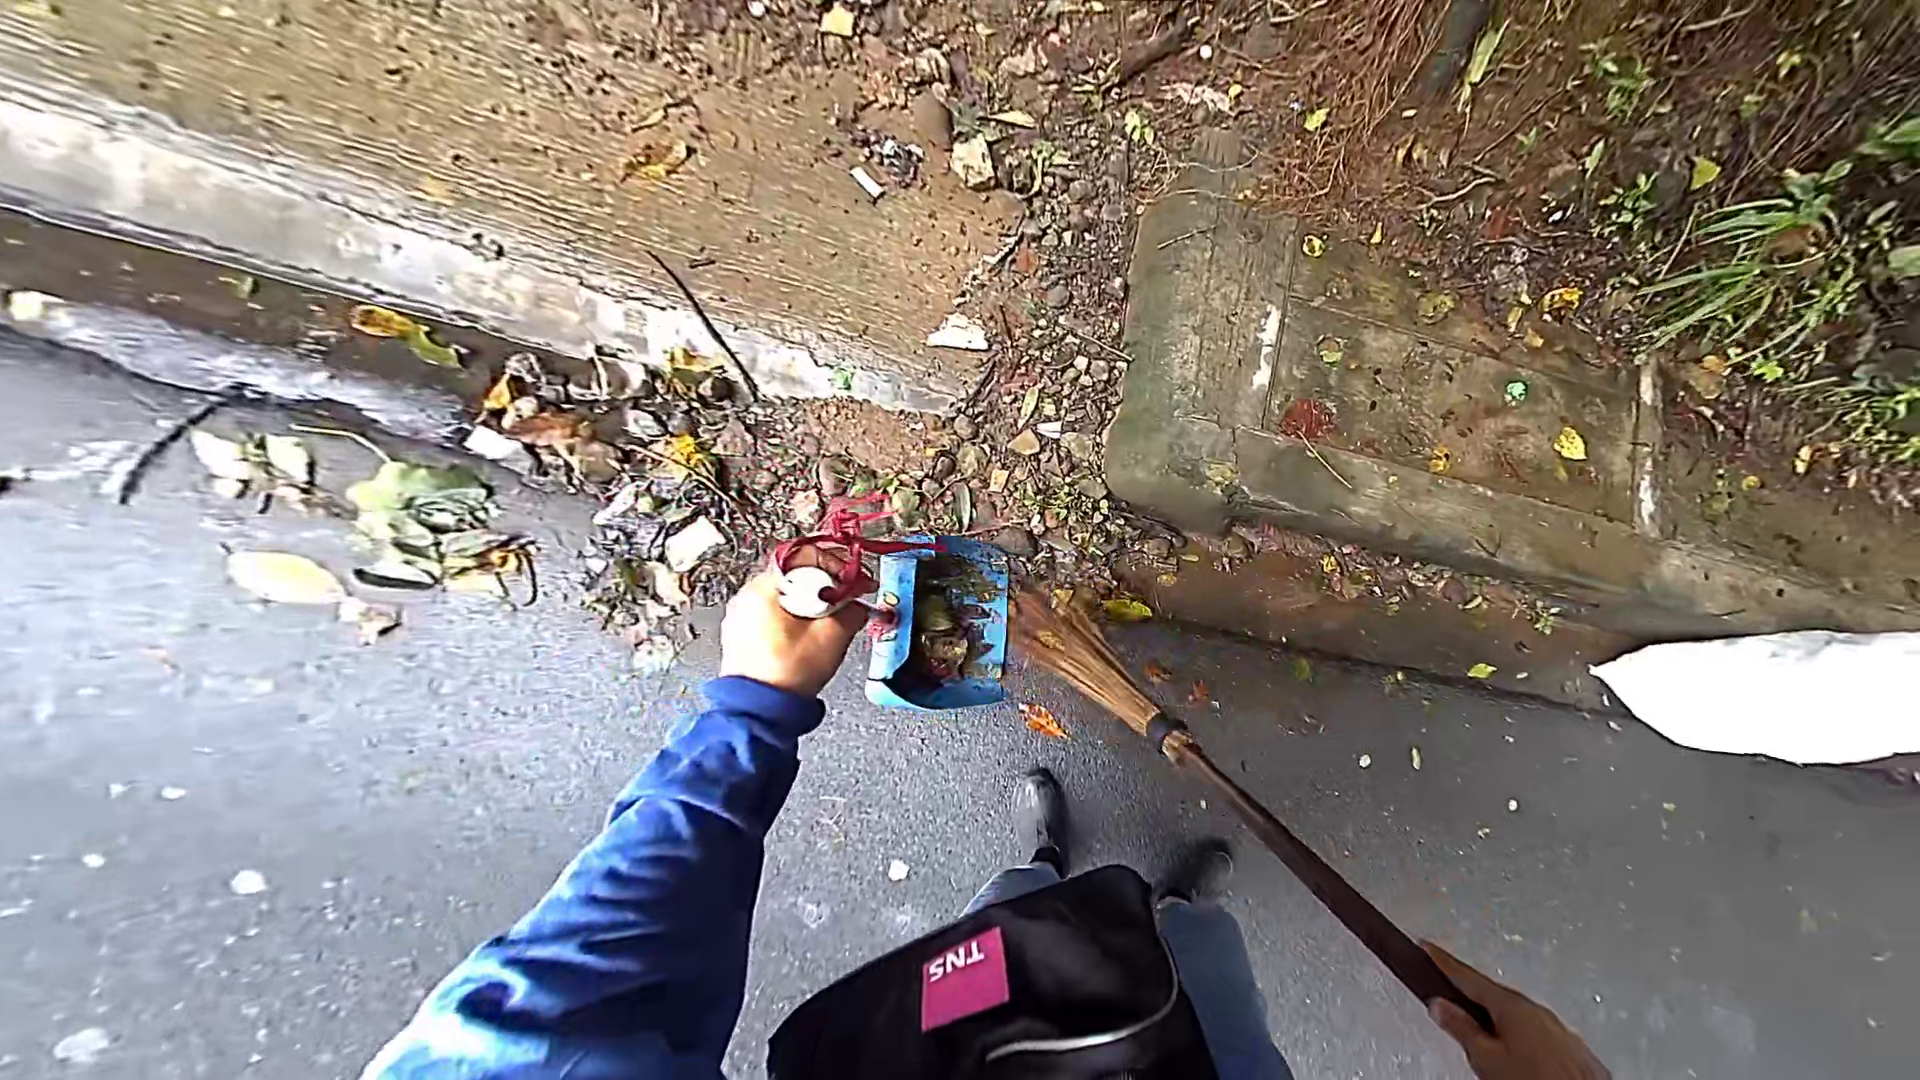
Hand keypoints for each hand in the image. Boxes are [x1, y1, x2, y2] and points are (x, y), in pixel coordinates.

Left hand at [717, 553, 866, 698]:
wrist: (760, 713)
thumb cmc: (787, 677)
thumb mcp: (832, 638)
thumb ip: (852, 610)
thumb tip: (860, 600)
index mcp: (763, 590)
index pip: (804, 556)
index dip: (835, 564)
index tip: (853, 579)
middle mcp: (747, 597)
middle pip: (795, 573)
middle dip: (826, 583)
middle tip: (846, 597)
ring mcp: (742, 615)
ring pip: (786, 593)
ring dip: (812, 600)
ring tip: (831, 618)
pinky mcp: (744, 632)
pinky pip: (774, 611)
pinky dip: (795, 615)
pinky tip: (810, 633)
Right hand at [1424, 942, 1609, 1079]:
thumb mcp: (1486, 1059)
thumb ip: (1460, 1028)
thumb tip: (1440, 1006)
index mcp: (1513, 1006)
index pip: (1466, 975)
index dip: (1441, 960)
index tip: (1426, 947)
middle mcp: (1539, 1013)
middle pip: (1493, 997)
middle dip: (1470, 999)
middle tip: (1448, 1002)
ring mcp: (1563, 1035)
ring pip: (1518, 1018)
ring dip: (1497, 1023)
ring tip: (1487, 1046)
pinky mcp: (1579, 1057)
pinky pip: (1539, 1036)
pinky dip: (1522, 1039)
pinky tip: (1520, 1059)